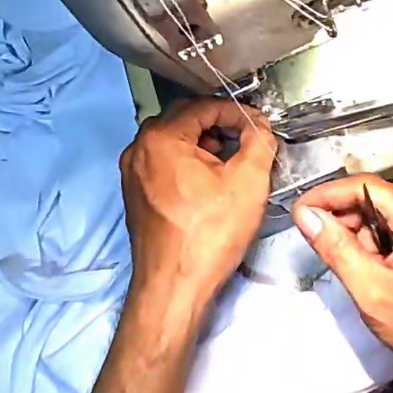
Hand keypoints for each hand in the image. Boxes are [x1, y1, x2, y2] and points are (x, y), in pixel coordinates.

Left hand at [120, 98, 277, 314]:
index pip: (204, 106)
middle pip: (184, 118)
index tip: (259, 126)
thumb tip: (260, 127)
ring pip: (172, 140)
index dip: (237, 111)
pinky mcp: (135, 193)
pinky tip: (208, 182)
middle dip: (219, 124)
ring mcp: (132, 172)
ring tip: (230, 161)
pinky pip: (162, 162)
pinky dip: (186, 161)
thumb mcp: (248, 182)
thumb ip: (259, 142)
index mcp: (161, 138)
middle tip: (246, 139)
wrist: (174, 286)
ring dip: (202, 142)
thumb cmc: (208, 236)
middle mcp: (138, 149)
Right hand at [292, 175, 392, 383]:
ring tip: (358, 267)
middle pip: (371, 195)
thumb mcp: (373, 291)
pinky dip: (372, 240)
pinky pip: (390, 222)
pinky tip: (372, 267)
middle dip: (342, 218)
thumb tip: (307, 216)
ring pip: (377, 208)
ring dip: (357, 232)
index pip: (364, 186)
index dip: (327, 195)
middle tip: (323, 246)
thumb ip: (336, 249)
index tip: (301, 211)